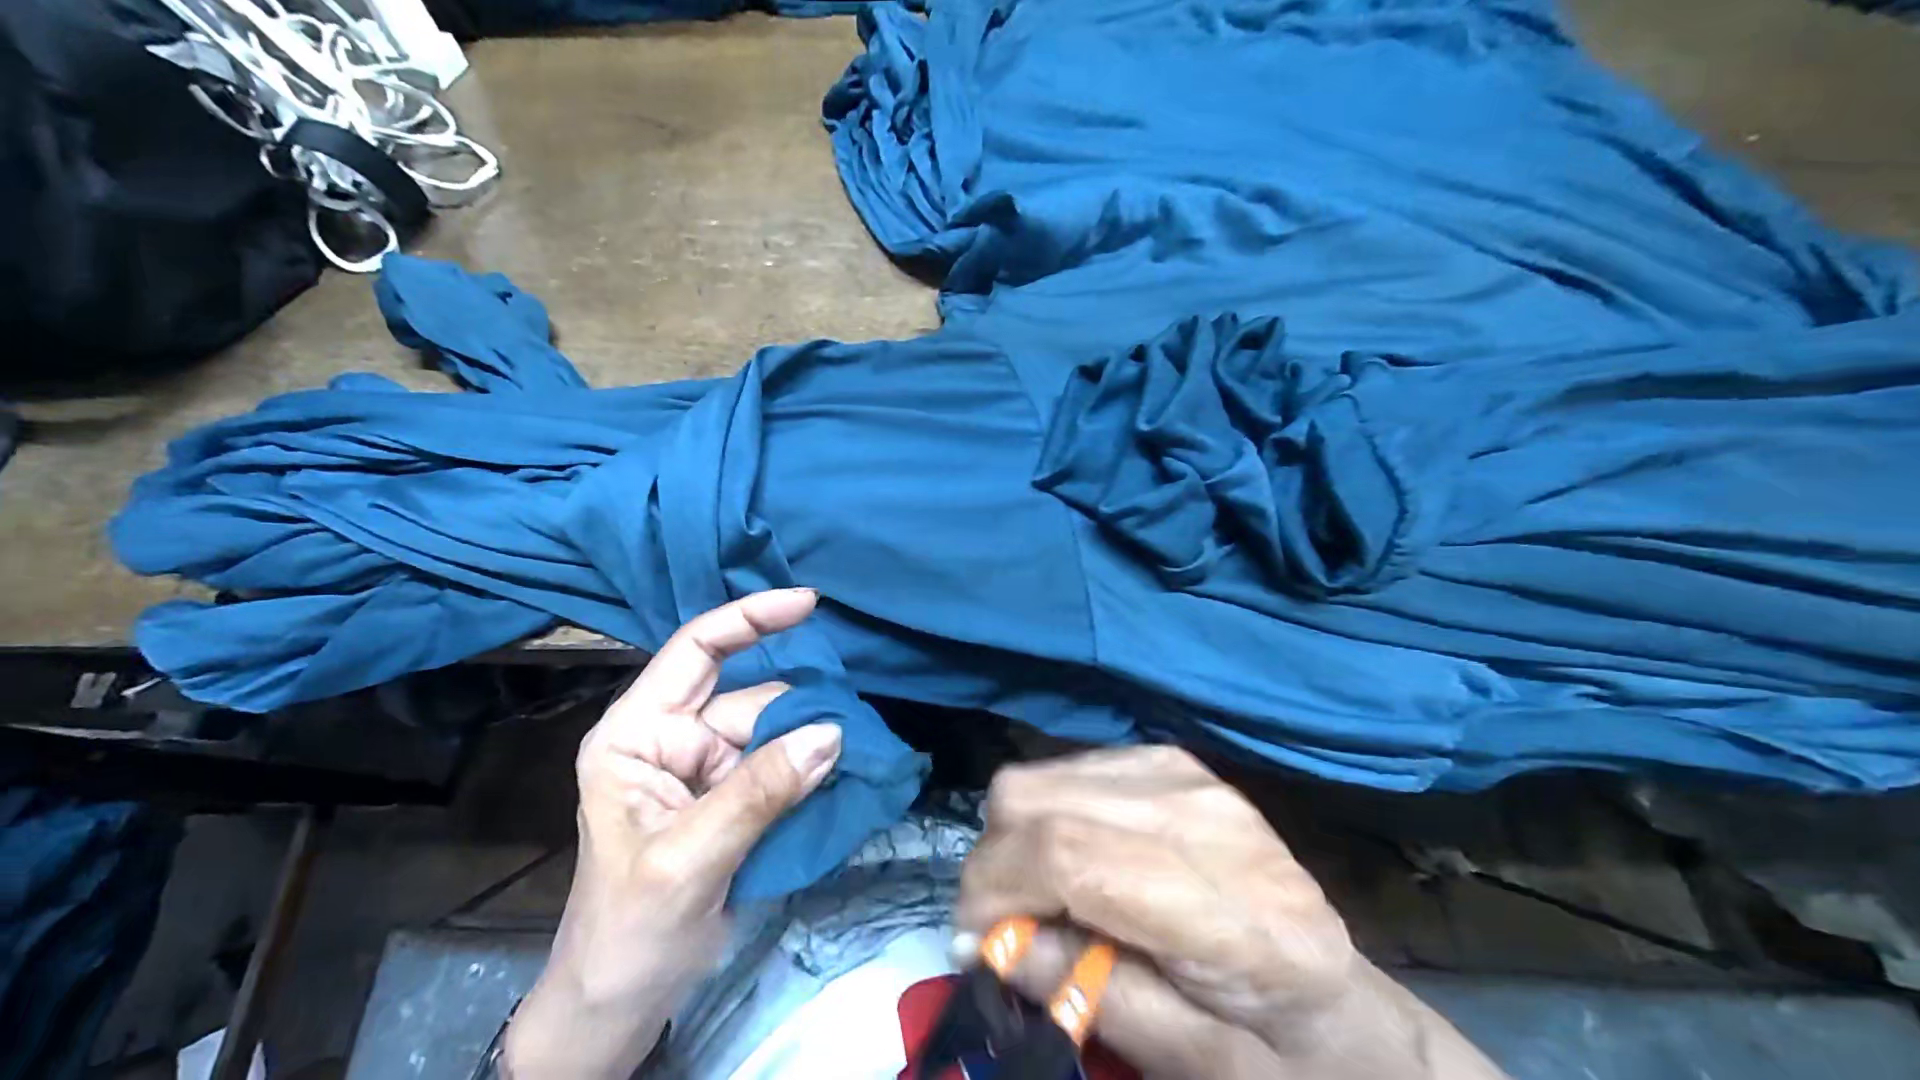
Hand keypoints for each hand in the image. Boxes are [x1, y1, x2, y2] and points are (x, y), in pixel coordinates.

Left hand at [504, 589, 843, 1079]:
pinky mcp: (736, 797)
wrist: (624, 1003)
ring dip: (814, 744)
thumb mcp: (688, 859)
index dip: (750, 619)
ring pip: (777, 731)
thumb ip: (758, 792)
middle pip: (752, 696)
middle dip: (800, 708)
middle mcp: (674, 737)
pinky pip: (786, 765)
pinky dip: (814, 769)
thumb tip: (832, 733)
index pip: (696, 651)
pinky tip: (843, 776)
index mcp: (637, 733)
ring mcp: (709, 767)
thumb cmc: (630, 930)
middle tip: (852, 731)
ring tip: (856, 761)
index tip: (808, 603)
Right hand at [957, 746, 1504, 1079]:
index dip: (995, 892)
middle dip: (993, 865)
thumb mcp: (1196, 1066)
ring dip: (1015, 839)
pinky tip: (1072, 863)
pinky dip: (1045, 815)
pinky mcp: (1173, 761)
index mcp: (1235, 910)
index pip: (1070, 855)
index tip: (972, 946)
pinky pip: (1068, 770)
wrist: (1348, 1004)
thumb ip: (1092, 996)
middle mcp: (1208, 817)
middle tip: (1002, 929)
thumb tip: (994, 940)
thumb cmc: (1282, 1058)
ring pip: (1041, 776)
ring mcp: (1190, 776)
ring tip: (1038, 900)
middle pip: (1039, 798)